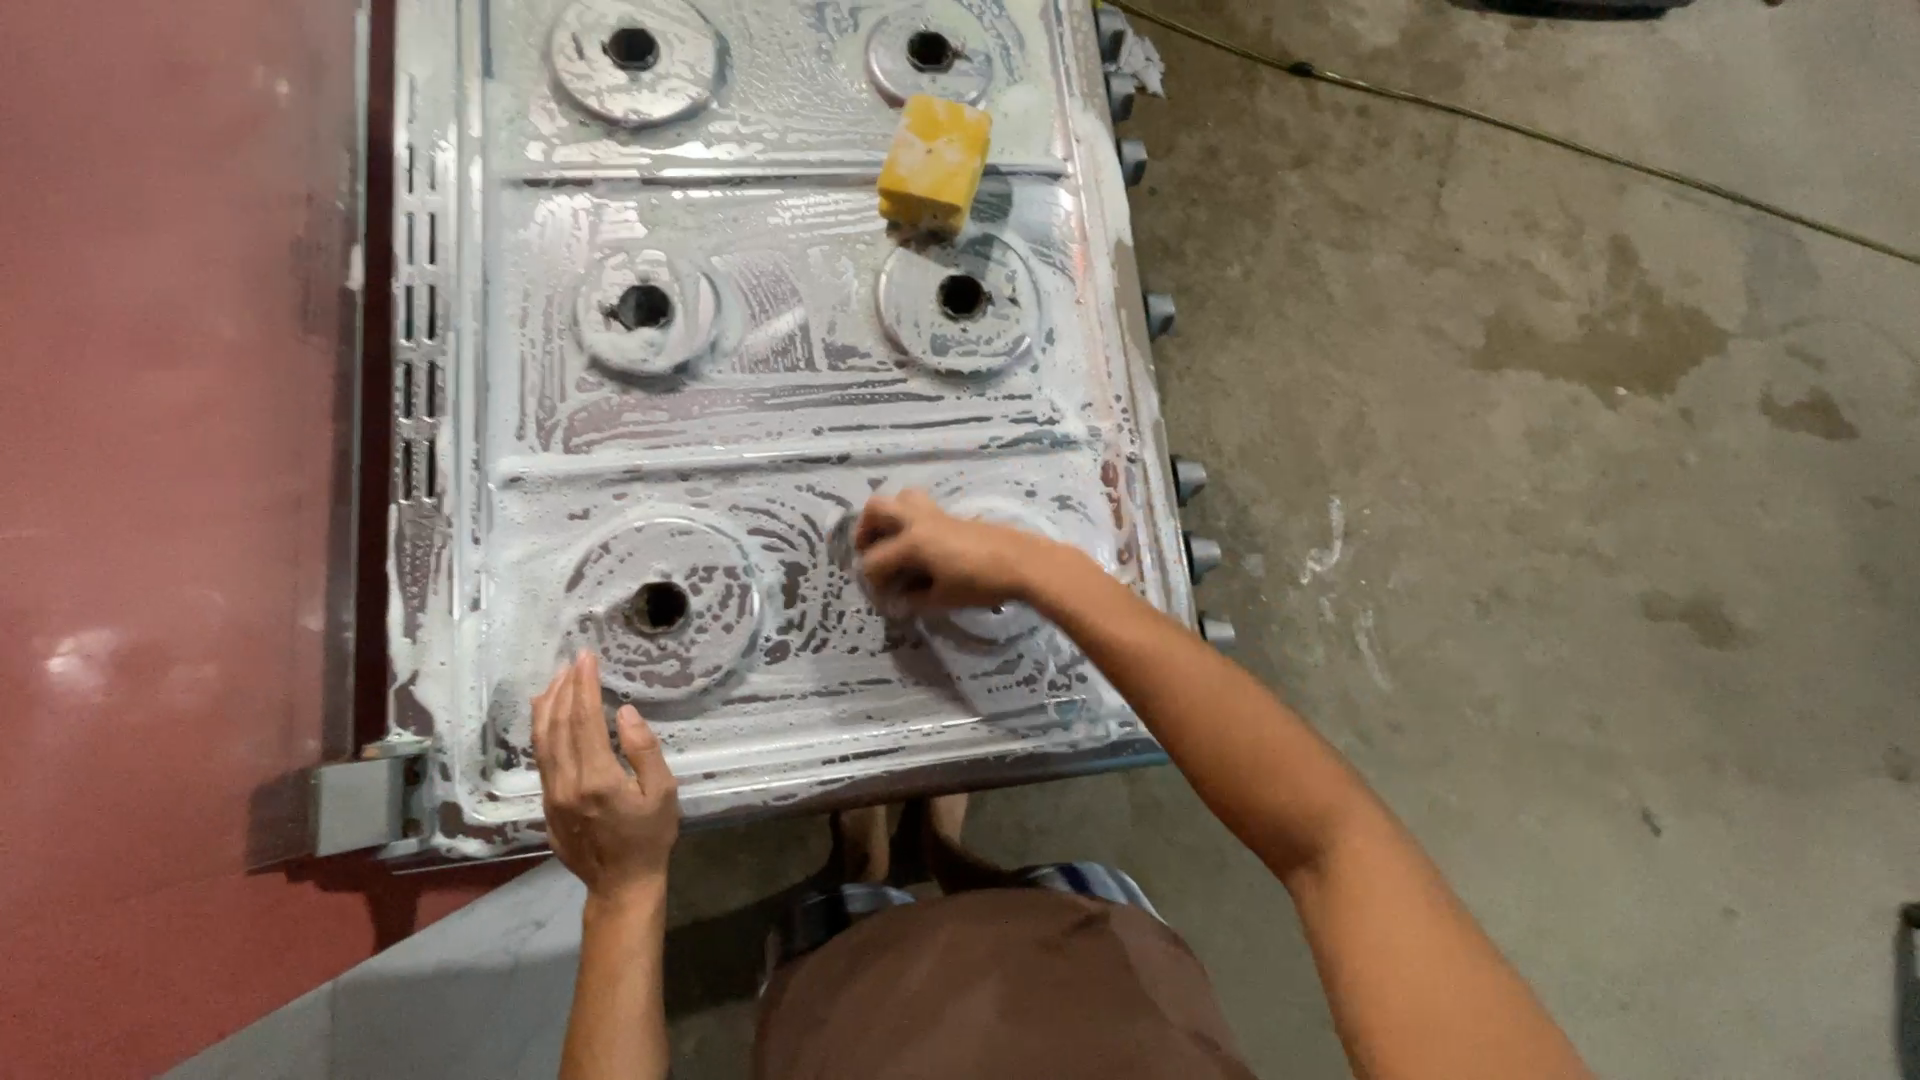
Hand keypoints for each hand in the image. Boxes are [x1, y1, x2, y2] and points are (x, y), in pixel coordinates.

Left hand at [532, 651, 679, 903]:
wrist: (621, 884)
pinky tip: (549, 715)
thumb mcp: (663, 792)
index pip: (585, 720)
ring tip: (557, 678)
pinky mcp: (547, 803)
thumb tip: (626, 713)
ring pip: (542, 740)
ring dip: (548, 704)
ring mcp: (552, 794)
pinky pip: (541, 756)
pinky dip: (542, 728)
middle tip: (575, 660)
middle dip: (566, 687)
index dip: (585, 685)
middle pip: (558, 724)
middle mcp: (567, 783)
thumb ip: (644, 751)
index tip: (587, 658)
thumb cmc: (650, 837)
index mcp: (598, 779)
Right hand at [854, 489, 1069, 611]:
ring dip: (890, 516)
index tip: (882, 596)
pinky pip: (922, 508)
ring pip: (902, 498)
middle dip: (866, 530)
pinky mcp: (953, 516)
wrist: (1022, 563)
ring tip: (893, 541)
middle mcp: (918, 521)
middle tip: (870, 551)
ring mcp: (937, 515)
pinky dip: (911, 521)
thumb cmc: (980, 584)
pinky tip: (922, 548)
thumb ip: (915, 599)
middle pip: (877, 508)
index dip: (872, 581)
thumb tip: (901, 599)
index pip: (875, 560)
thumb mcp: (943, 599)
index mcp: (912, 542)